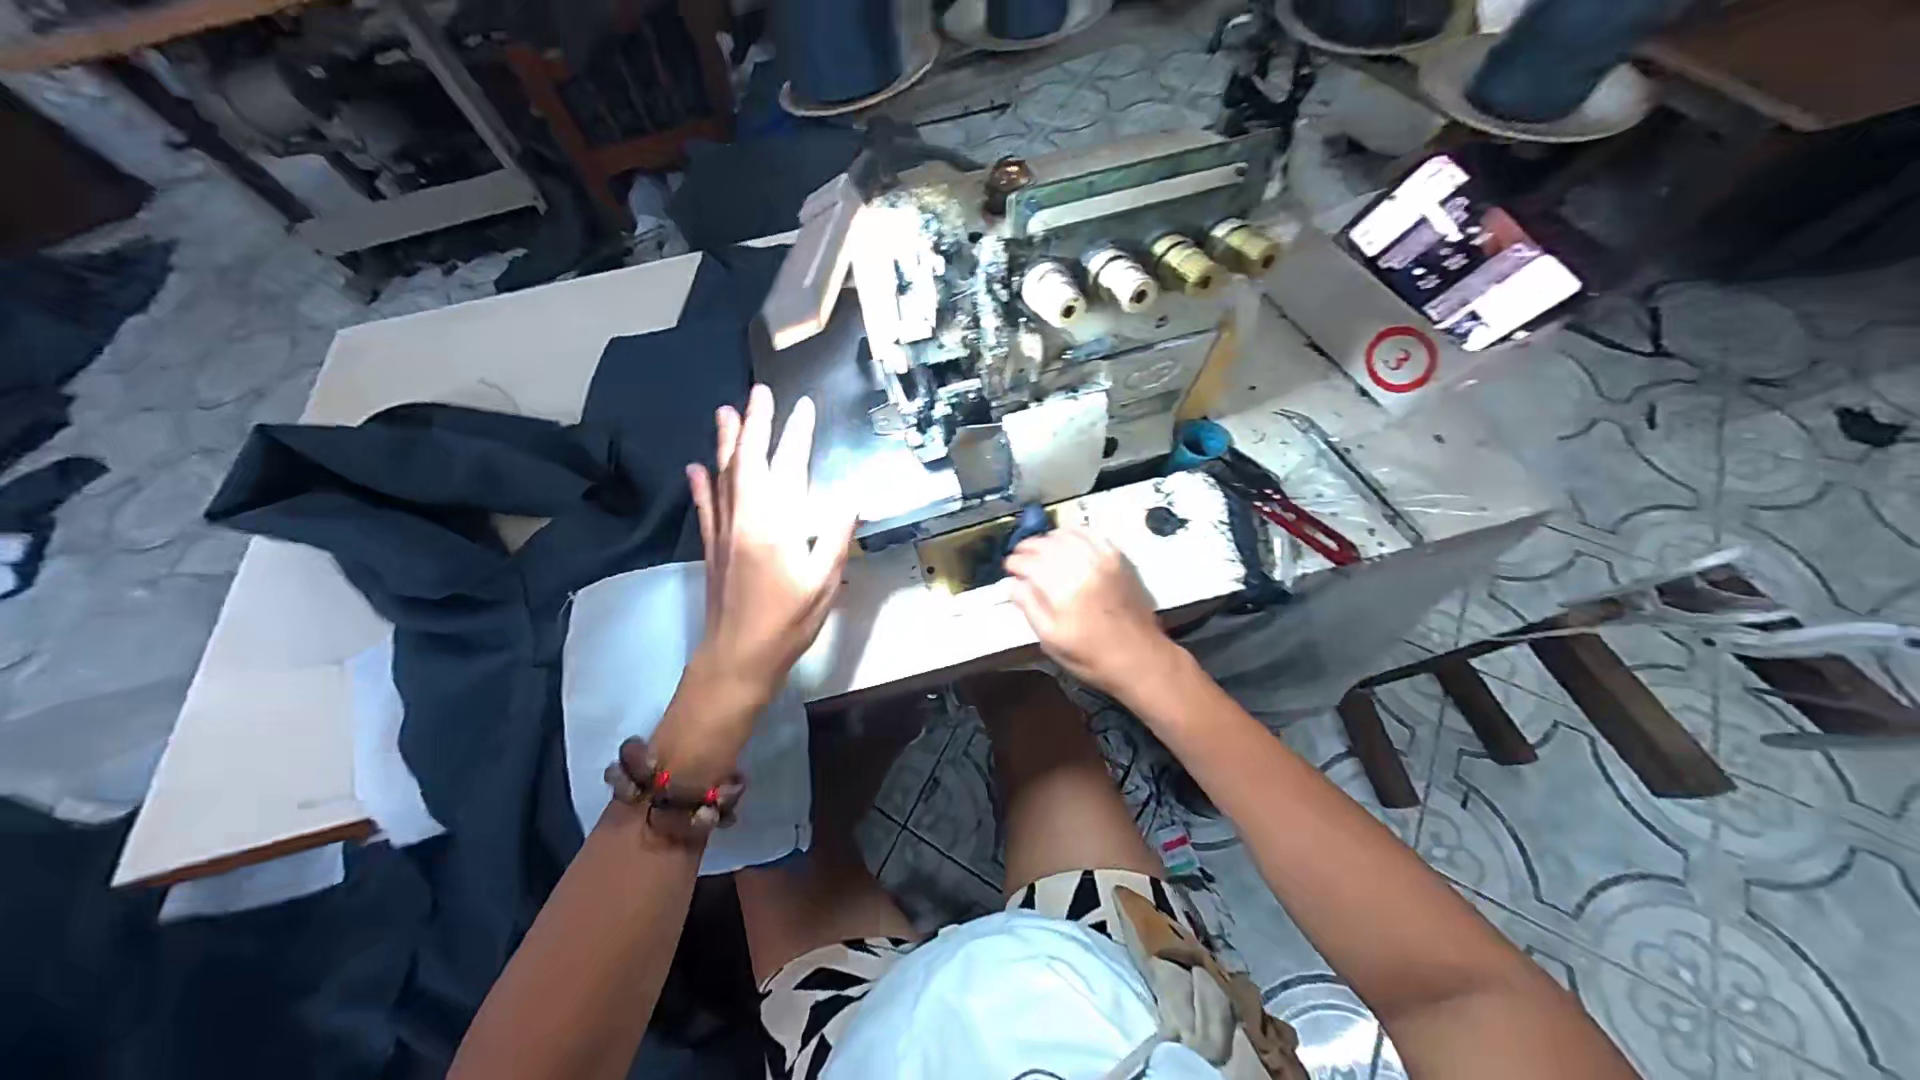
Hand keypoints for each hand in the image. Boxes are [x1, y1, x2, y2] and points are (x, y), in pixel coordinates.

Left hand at [647, 386, 854, 784]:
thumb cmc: (787, 622)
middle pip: (749, 461)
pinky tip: (696, 469)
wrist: (737, 658)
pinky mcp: (712, 548)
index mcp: (776, 523)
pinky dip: (702, 485)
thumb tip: (851, 495)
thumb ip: (836, 535)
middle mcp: (745, 517)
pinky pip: (706, 508)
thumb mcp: (824, 581)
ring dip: (726, 443)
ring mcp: (724, 532)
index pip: (788, 466)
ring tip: (725, 412)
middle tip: (759, 393)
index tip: (803, 407)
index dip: (796, 434)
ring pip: (723, 477)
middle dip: (756, 424)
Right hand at [1003, 527, 1178, 698]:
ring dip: (1049, 538)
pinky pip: (1094, 535)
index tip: (1009, 568)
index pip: (1031, 563)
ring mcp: (1104, 561)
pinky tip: (1068, 539)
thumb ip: (1030, 608)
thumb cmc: (1092, 656)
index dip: (1015, 563)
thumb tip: (1014, 586)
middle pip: (1048, 545)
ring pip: (1069, 536)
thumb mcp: (1052, 641)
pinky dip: (1077, 533)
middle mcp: (1083, 569)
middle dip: (1029, 548)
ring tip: (1040, 547)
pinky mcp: (1119, 560)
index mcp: (1064, 591)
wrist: (1139, 657)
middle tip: (1020, 555)